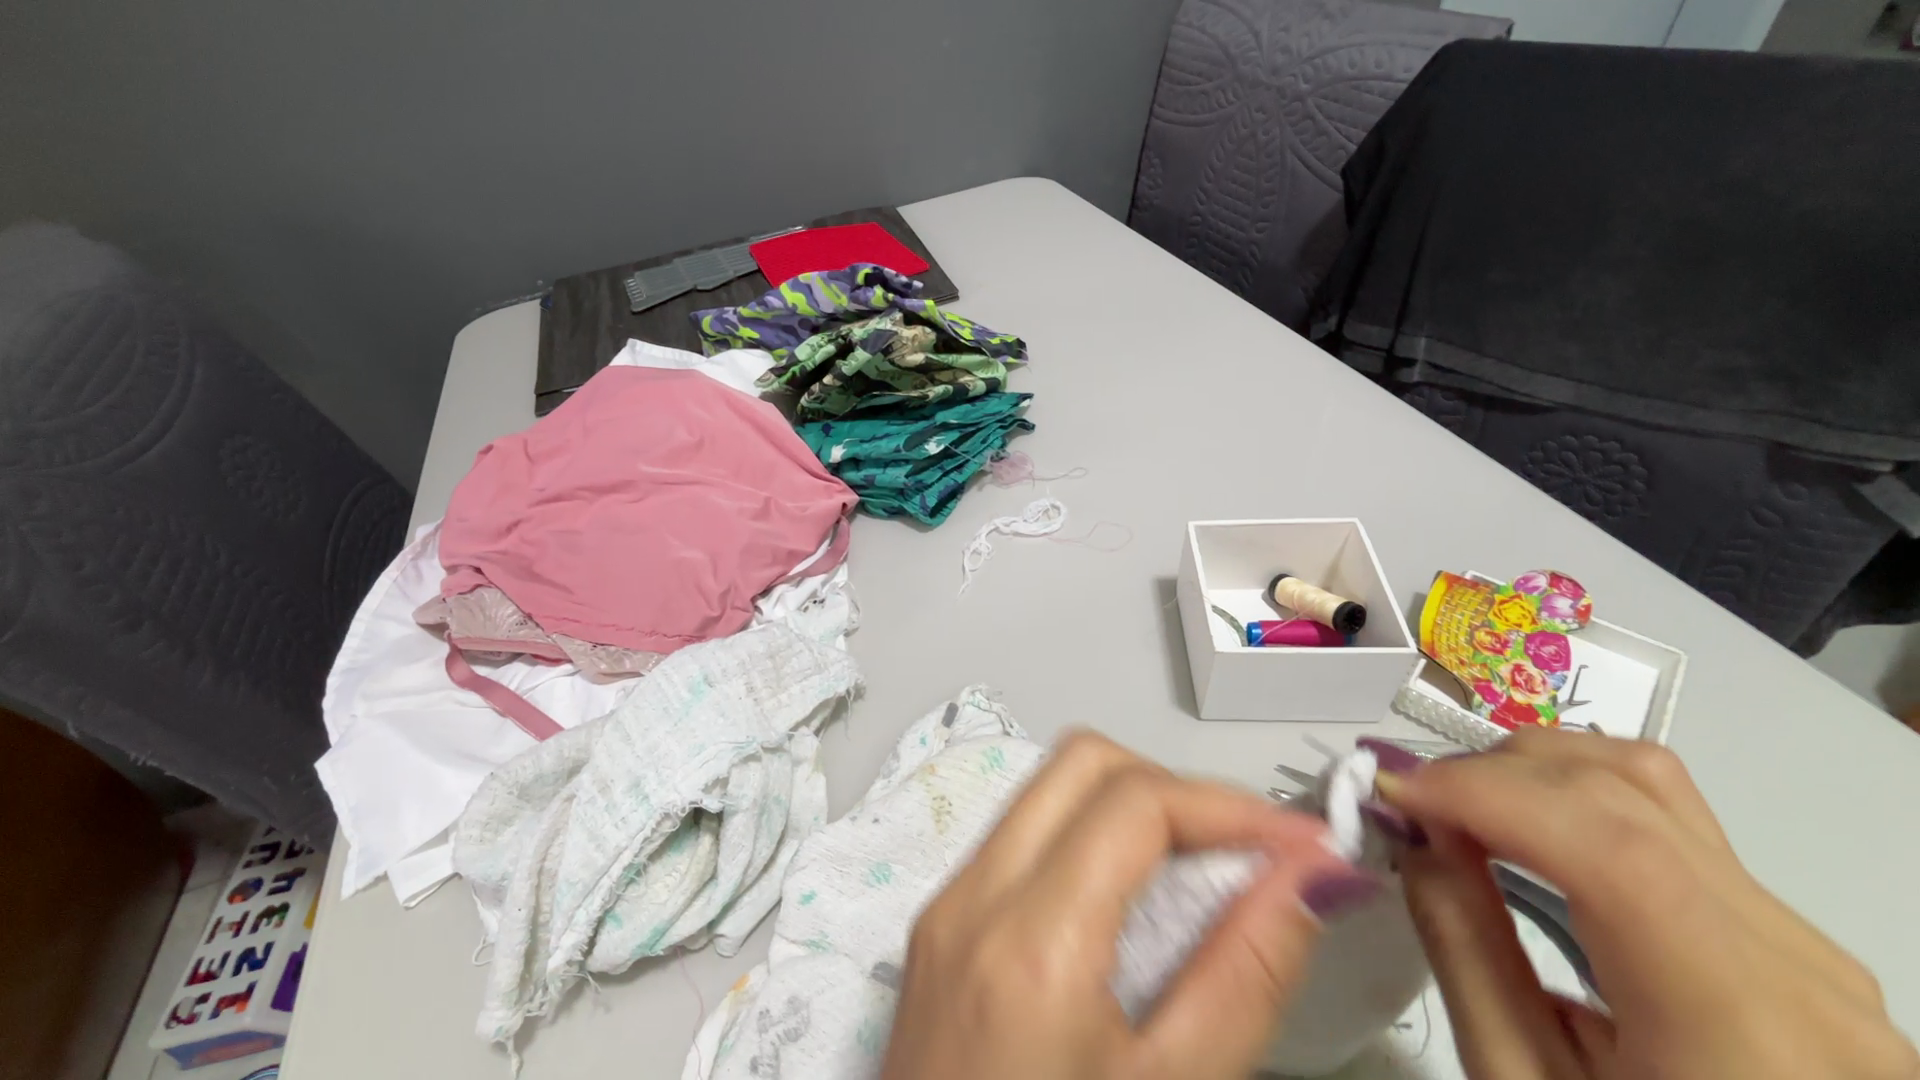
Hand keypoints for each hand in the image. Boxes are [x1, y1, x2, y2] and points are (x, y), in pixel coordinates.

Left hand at [883, 731, 1374, 1079]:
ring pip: (1046, 790)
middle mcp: (972, 897)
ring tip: (1205, 874)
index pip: (1133, 801)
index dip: (1231, 805)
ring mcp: (945, 904)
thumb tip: (1311, 876)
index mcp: (1029, 941)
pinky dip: (1088, 837)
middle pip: (1080, 763)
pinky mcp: (938, 923)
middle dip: (1177, 787)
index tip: (1304, 846)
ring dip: (1132, 806)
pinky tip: (1135, 902)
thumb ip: (1245, 975)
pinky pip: (1021, 837)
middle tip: (1249, 852)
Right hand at [1367, 729, 1917, 1079]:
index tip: (1391, 789)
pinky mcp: (1781, 926)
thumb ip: (1467, 952)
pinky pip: (1667, 814)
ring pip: (1649, 783)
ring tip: (1456, 804)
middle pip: (1626, 795)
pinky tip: (1518, 819)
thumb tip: (1419, 838)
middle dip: (1490, 774)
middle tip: (1406, 800)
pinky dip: (1572, 791)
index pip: (1610, 849)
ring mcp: (1799, 936)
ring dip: (1530, 770)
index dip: (1486, 794)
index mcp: (1737, 1026)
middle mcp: (1793, 961)